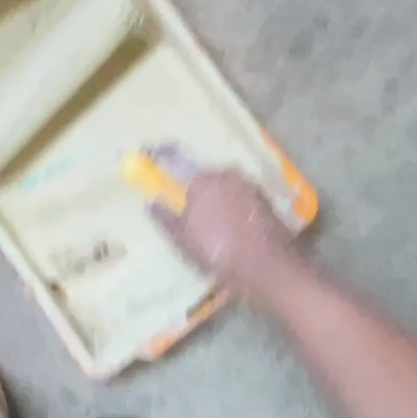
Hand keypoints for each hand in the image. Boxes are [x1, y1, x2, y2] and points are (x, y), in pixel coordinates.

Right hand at [143, 145, 308, 292]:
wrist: (268, 266)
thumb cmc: (218, 250)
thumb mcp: (182, 240)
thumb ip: (165, 218)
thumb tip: (151, 203)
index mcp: (201, 179)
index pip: (174, 157)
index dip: (158, 153)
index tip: (148, 151)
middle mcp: (226, 174)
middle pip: (202, 173)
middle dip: (191, 185)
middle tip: (185, 205)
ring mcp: (249, 185)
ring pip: (223, 184)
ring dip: (214, 196)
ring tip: (211, 222)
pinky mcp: (266, 199)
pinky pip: (240, 196)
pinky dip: (232, 205)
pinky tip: (231, 227)